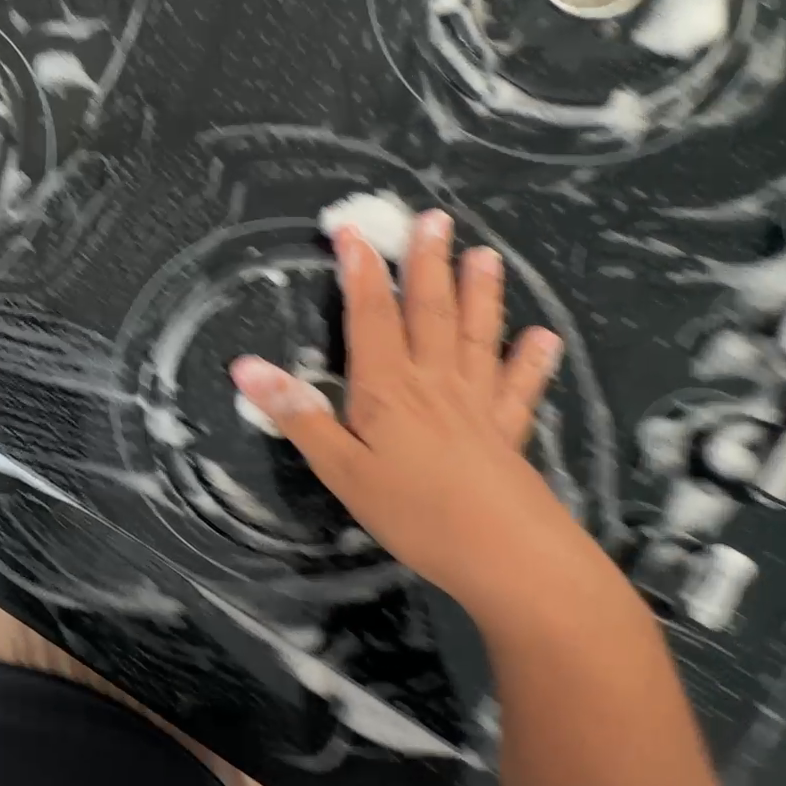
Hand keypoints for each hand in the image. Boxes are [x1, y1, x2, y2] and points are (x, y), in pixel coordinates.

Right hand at [230, 210, 594, 615]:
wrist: (518, 565)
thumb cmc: (417, 515)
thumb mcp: (340, 469)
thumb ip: (297, 414)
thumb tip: (244, 365)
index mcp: (387, 389)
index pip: (370, 316)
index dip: (360, 271)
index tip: (353, 230)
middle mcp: (434, 384)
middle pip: (429, 314)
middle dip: (426, 265)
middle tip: (432, 219)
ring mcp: (477, 406)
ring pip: (476, 338)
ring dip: (479, 294)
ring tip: (485, 255)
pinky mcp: (508, 434)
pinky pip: (518, 387)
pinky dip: (529, 360)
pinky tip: (541, 338)